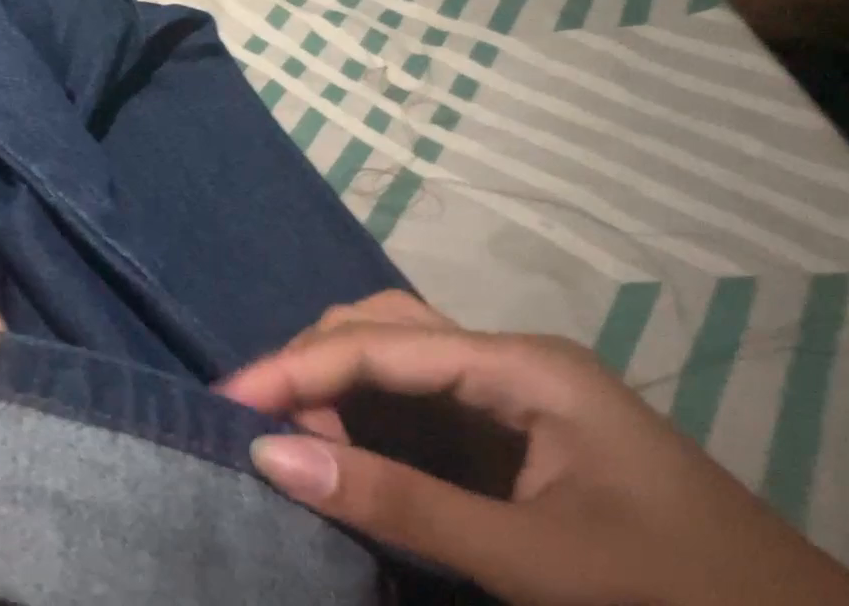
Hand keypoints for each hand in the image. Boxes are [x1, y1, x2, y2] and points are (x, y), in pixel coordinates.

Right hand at [222, 292, 848, 605]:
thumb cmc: (681, 594)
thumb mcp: (535, 558)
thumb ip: (398, 503)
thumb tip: (267, 456)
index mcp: (522, 366)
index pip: (374, 343)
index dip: (291, 368)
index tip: (226, 403)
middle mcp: (508, 359)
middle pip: (377, 328)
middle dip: (309, 368)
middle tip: (267, 430)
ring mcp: (510, 392)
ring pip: (390, 355)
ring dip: (332, 387)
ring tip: (297, 440)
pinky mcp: (508, 430)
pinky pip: (411, 399)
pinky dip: (362, 416)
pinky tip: (345, 450)